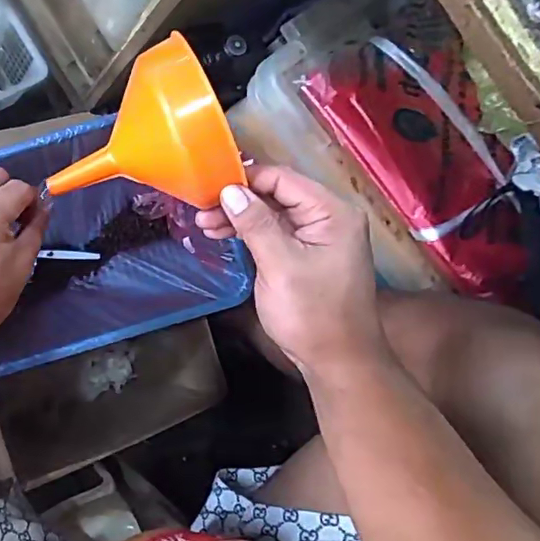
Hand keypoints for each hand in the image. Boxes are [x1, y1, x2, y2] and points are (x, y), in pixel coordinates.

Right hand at [195, 164, 384, 373]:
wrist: (337, 361)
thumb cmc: (311, 313)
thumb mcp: (279, 265)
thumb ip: (255, 223)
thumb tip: (230, 190)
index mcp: (332, 213)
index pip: (283, 179)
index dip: (245, 179)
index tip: (210, 187)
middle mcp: (329, 217)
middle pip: (277, 194)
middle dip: (239, 200)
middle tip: (202, 211)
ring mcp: (319, 236)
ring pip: (273, 213)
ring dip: (240, 217)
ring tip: (206, 226)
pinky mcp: (307, 254)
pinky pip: (275, 232)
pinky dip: (250, 232)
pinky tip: (224, 235)